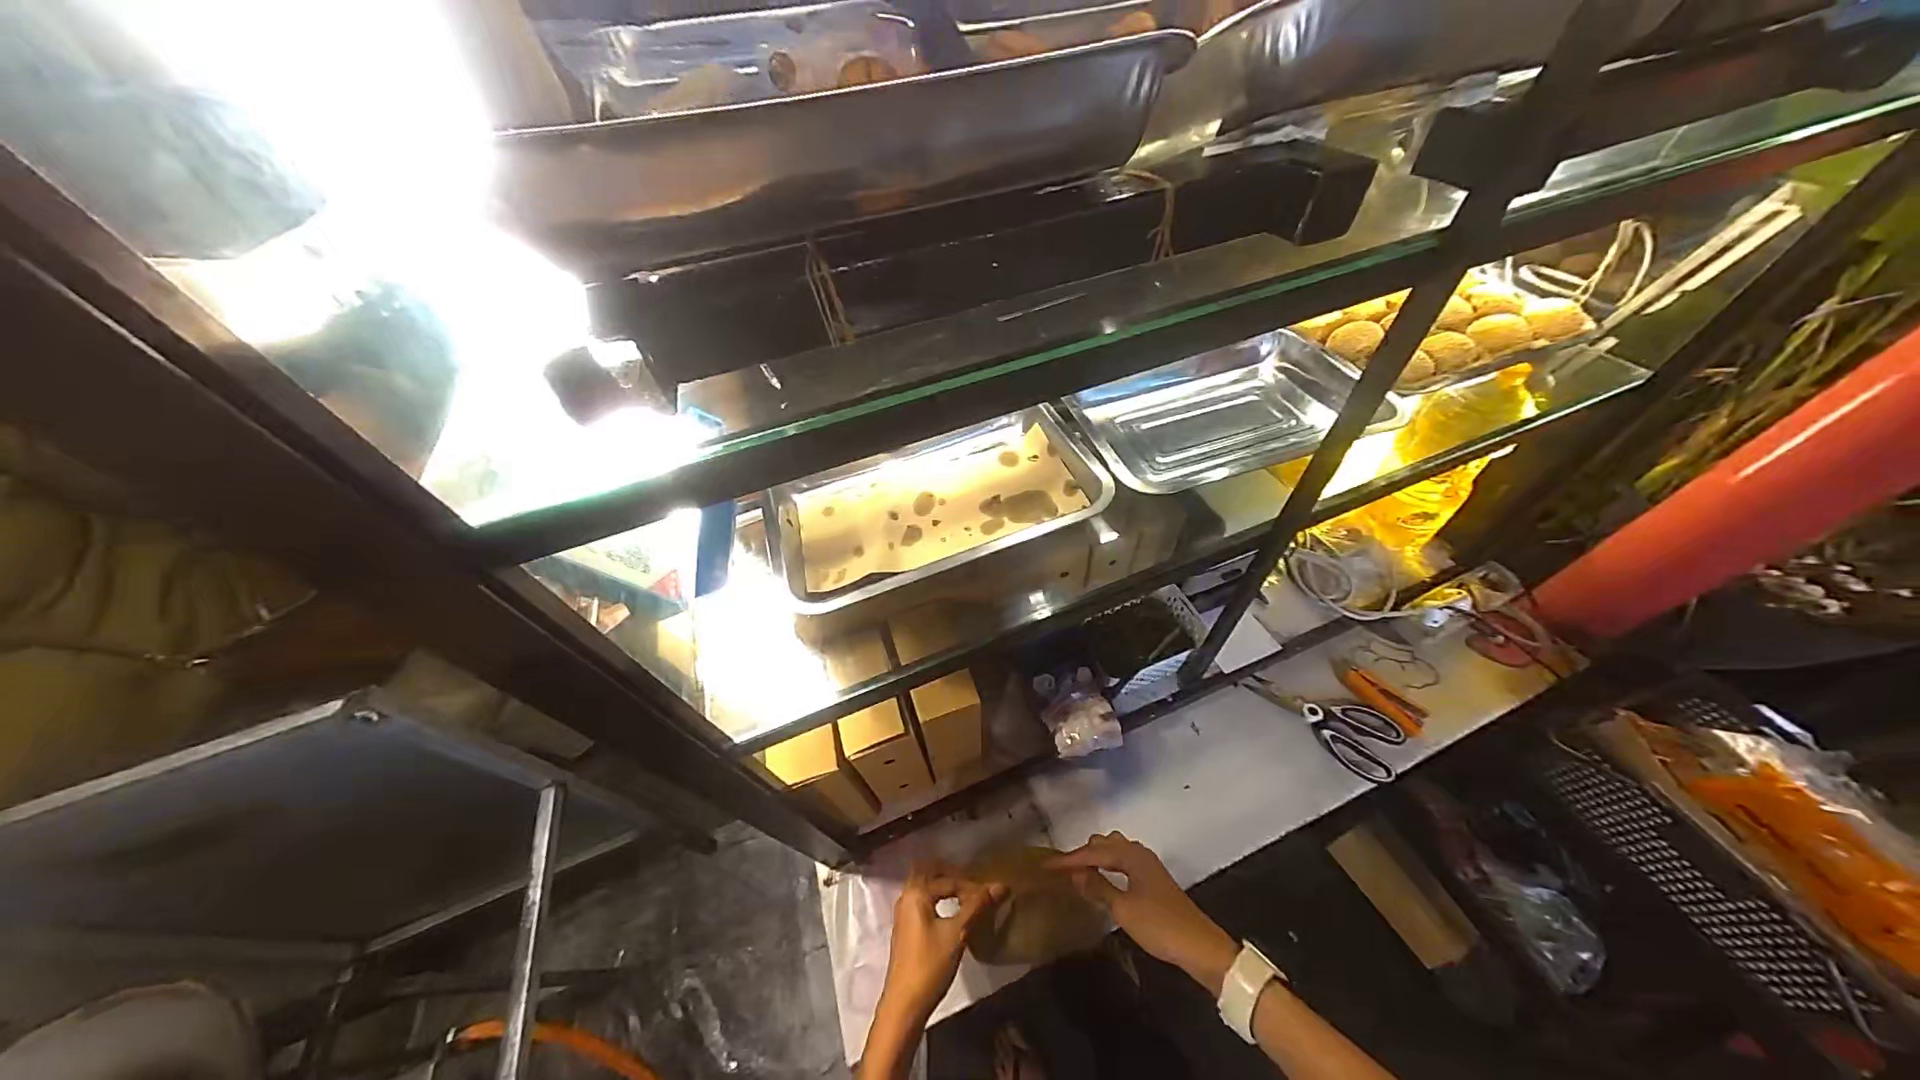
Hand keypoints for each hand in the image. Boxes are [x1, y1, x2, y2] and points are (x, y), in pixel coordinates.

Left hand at [878, 862, 1006, 1020]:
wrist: (905, 1004)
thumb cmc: (930, 965)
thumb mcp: (957, 934)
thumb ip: (977, 907)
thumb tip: (1001, 885)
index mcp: (916, 893)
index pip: (948, 880)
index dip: (971, 887)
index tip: (992, 897)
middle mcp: (906, 897)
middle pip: (931, 874)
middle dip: (954, 877)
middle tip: (977, 887)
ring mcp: (903, 914)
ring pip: (926, 888)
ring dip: (945, 888)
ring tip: (969, 899)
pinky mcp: (906, 929)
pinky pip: (923, 902)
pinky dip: (938, 900)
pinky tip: (953, 914)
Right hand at [1050, 832, 1238, 993]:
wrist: (1199, 945)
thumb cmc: (1159, 925)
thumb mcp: (1123, 909)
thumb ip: (1098, 888)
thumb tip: (1075, 873)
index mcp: (1131, 855)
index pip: (1092, 852)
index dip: (1068, 859)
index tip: (1046, 865)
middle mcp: (1139, 853)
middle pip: (1104, 844)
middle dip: (1082, 854)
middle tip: (1061, 870)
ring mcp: (1148, 865)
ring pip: (1115, 851)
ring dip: (1096, 858)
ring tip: (1078, 872)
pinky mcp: (1153, 879)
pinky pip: (1122, 861)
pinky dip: (1108, 865)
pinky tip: (1102, 878)